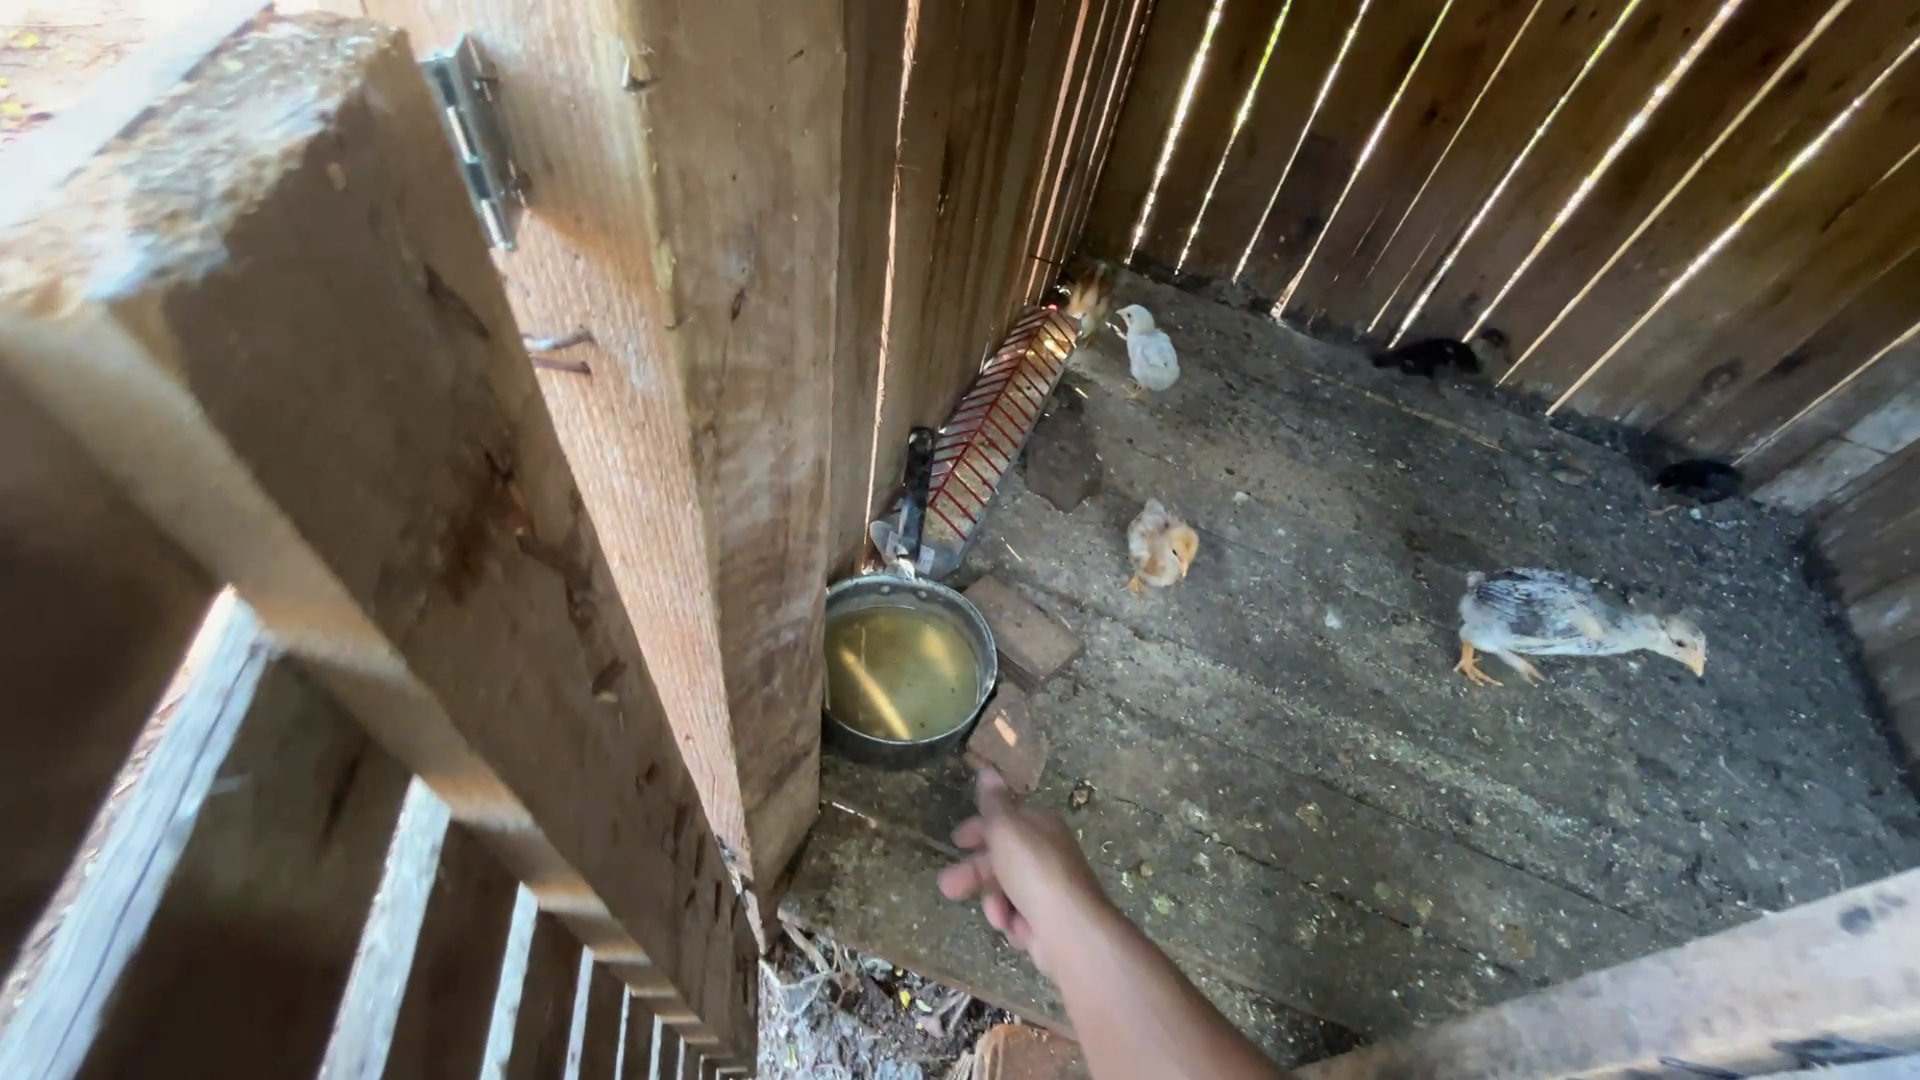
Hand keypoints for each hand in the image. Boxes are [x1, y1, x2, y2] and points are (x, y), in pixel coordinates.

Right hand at [937, 769, 1112, 975]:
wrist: (1071, 930)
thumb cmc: (1034, 871)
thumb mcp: (1006, 829)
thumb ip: (992, 802)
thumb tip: (987, 770)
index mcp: (1040, 826)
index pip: (1004, 820)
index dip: (978, 829)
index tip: (956, 842)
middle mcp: (1046, 852)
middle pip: (1001, 858)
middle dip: (974, 873)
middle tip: (947, 887)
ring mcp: (1049, 888)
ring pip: (1006, 891)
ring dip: (996, 903)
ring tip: (998, 916)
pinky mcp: (1048, 920)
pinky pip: (1019, 917)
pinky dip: (1014, 923)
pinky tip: (1018, 929)